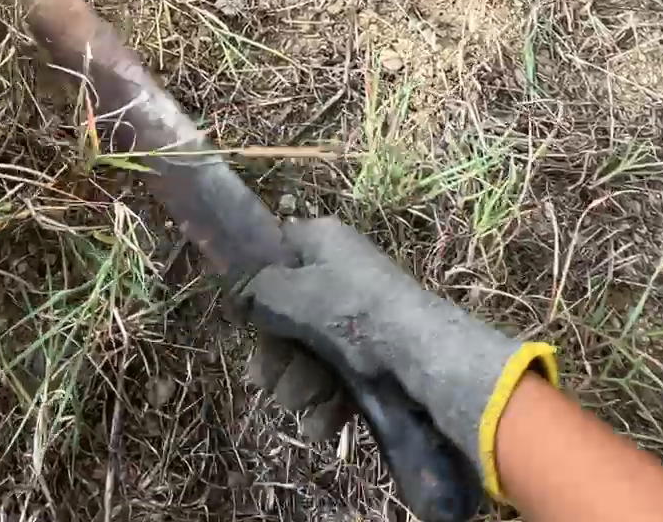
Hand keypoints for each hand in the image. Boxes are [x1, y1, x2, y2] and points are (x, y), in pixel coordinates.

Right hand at [242, 218, 556, 503]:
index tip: (246, 318)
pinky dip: (325, 398)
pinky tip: (323, 420)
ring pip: (306, 349)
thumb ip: (256, 288)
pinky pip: (332, 372)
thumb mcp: (292, 292)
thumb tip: (238, 291)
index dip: (255, 285)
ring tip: (304, 402)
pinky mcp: (370, 352)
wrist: (424, 357)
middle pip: (285, 310)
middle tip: (267, 377)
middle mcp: (337, 271)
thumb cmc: (352, 311)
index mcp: (320, 241)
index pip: (274, 251)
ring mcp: (354, 314)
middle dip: (275, 352)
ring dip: (297, 382)